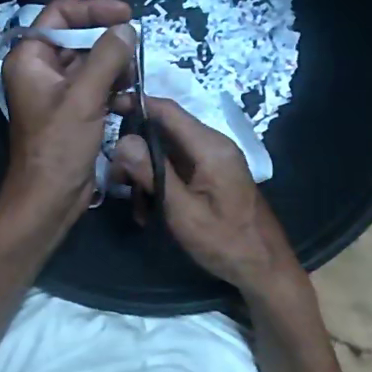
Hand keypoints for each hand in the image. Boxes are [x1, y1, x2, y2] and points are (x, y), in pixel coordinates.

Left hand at [0, 0, 135, 239]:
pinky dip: (112, 86)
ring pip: (89, 62)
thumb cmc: (58, 145)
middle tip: (135, 52)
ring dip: (114, 65)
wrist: (49, 196)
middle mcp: (39, 69)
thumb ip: (107, 57)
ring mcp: (55, 91)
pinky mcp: (70, 110)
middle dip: (108, 42)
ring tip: (133, 78)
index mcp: (30, 58)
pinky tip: (129, 97)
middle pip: (77, 37)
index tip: (126, 15)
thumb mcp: (85, 97)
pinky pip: (94, 85)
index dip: (92, 9)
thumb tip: (127, 29)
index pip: (59, 15)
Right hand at [112, 97, 303, 296]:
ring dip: (144, 172)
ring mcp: (213, 160)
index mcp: (211, 147)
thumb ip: (153, 173)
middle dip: (135, 150)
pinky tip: (149, 209)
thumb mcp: (183, 211)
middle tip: (115, 178)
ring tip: (133, 203)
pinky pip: (176, 167)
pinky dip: (158, 182)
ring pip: (166, 151)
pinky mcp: (211, 175)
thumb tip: (123, 141)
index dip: (137, 103)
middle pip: (164, 131)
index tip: (108, 107)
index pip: (169, 111)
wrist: (263, 268)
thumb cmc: (225, 241)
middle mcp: (213, 146)